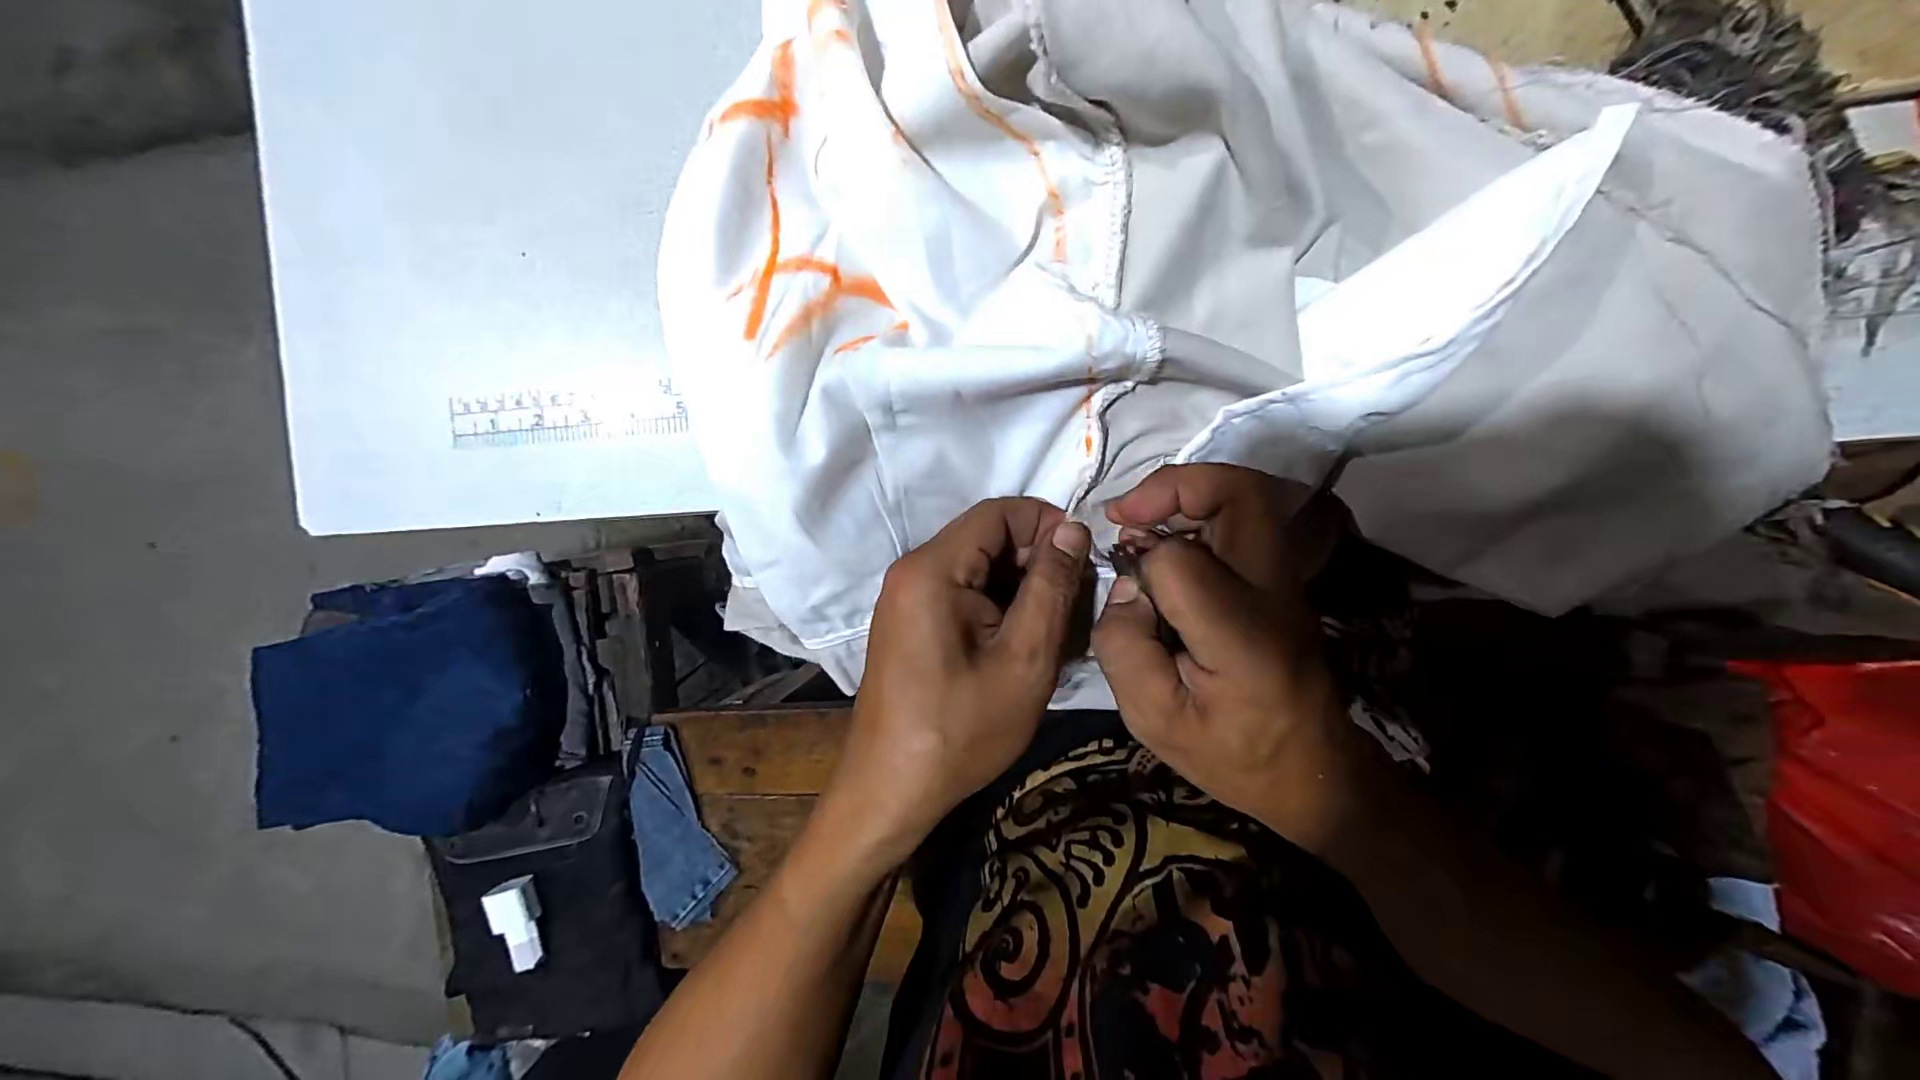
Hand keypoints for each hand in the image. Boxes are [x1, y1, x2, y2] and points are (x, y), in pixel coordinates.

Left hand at [824, 497, 1090, 868]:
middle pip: (987, 537)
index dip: (1048, 523)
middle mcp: (912, 571)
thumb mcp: (1024, 658)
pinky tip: (1022, 644)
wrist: (892, 789)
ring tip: (1055, 631)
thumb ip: (1051, 586)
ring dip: (1022, 587)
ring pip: (978, 567)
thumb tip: (1072, 528)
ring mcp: (906, 597)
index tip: (1084, 562)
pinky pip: (962, 593)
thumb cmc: (961, 729)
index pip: (999, 512)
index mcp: (932, 568)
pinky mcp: (910, 622)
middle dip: (1038, 560)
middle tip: (1076, 605)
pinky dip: (998, 607)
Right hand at [1091, 464, 1361, 850]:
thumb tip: (1127, 585)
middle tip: (1127, 514)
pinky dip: (1199, 512)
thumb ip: (1123, 646)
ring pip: (1247, 497)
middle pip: (1240, 495)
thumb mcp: (1153, 720)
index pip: (1181, 561)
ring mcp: (1285, 582)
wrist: (1313, 772)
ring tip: (1141, 522)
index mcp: (1241, 635)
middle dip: (1174, 486)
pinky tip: (1167, 544)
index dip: (1142, 564)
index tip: (1127, 592)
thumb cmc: (1232, 756)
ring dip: (1186, 495)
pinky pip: (1242, 520)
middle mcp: (1272, 593)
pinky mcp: (1282, 581)